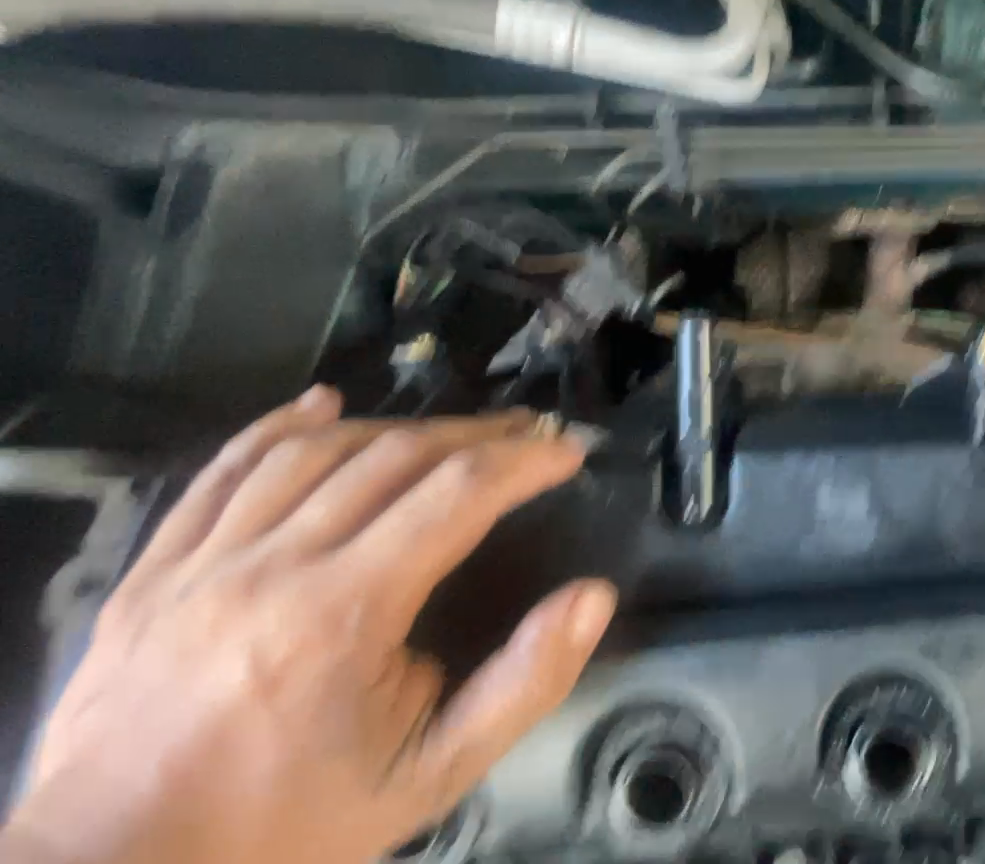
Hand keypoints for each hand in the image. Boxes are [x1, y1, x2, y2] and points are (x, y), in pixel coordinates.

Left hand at [7, 389, 615, 863]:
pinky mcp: (152, 574)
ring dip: (399, 426)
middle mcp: (270, 567)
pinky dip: (278, 428)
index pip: (456, 494)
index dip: (524, 460)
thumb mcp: (434, 774)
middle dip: (479, 434)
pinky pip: (218, 475)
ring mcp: (200, 565)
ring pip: (314, 453)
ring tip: (455, 430)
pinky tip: (323, 404)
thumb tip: (592, 597)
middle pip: (393, 458)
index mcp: (342, 613)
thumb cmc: (293, 821)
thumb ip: (524, 684)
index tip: (567, 452)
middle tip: (532, 431)